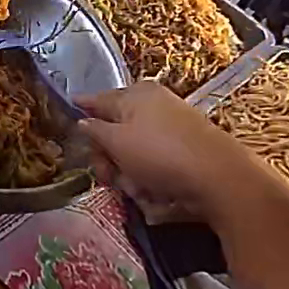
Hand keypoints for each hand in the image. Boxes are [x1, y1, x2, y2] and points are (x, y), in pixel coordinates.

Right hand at [75, 82, 283, 222]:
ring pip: (132, 151)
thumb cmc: (160, 153)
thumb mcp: (116, 141)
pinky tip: (155, 194)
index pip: (95, 100)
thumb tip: (82, 121)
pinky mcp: (184, 149)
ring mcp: (171, 126)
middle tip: (108, 176)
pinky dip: (150, 178)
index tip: (68, 124)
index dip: (80, 112)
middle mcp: (152, 105)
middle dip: (107, 157)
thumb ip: (93, 130)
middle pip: (113, 131)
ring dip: (128, 174)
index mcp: (134, 94)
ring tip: (137, 189)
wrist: (220, 179)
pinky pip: (154, 162)